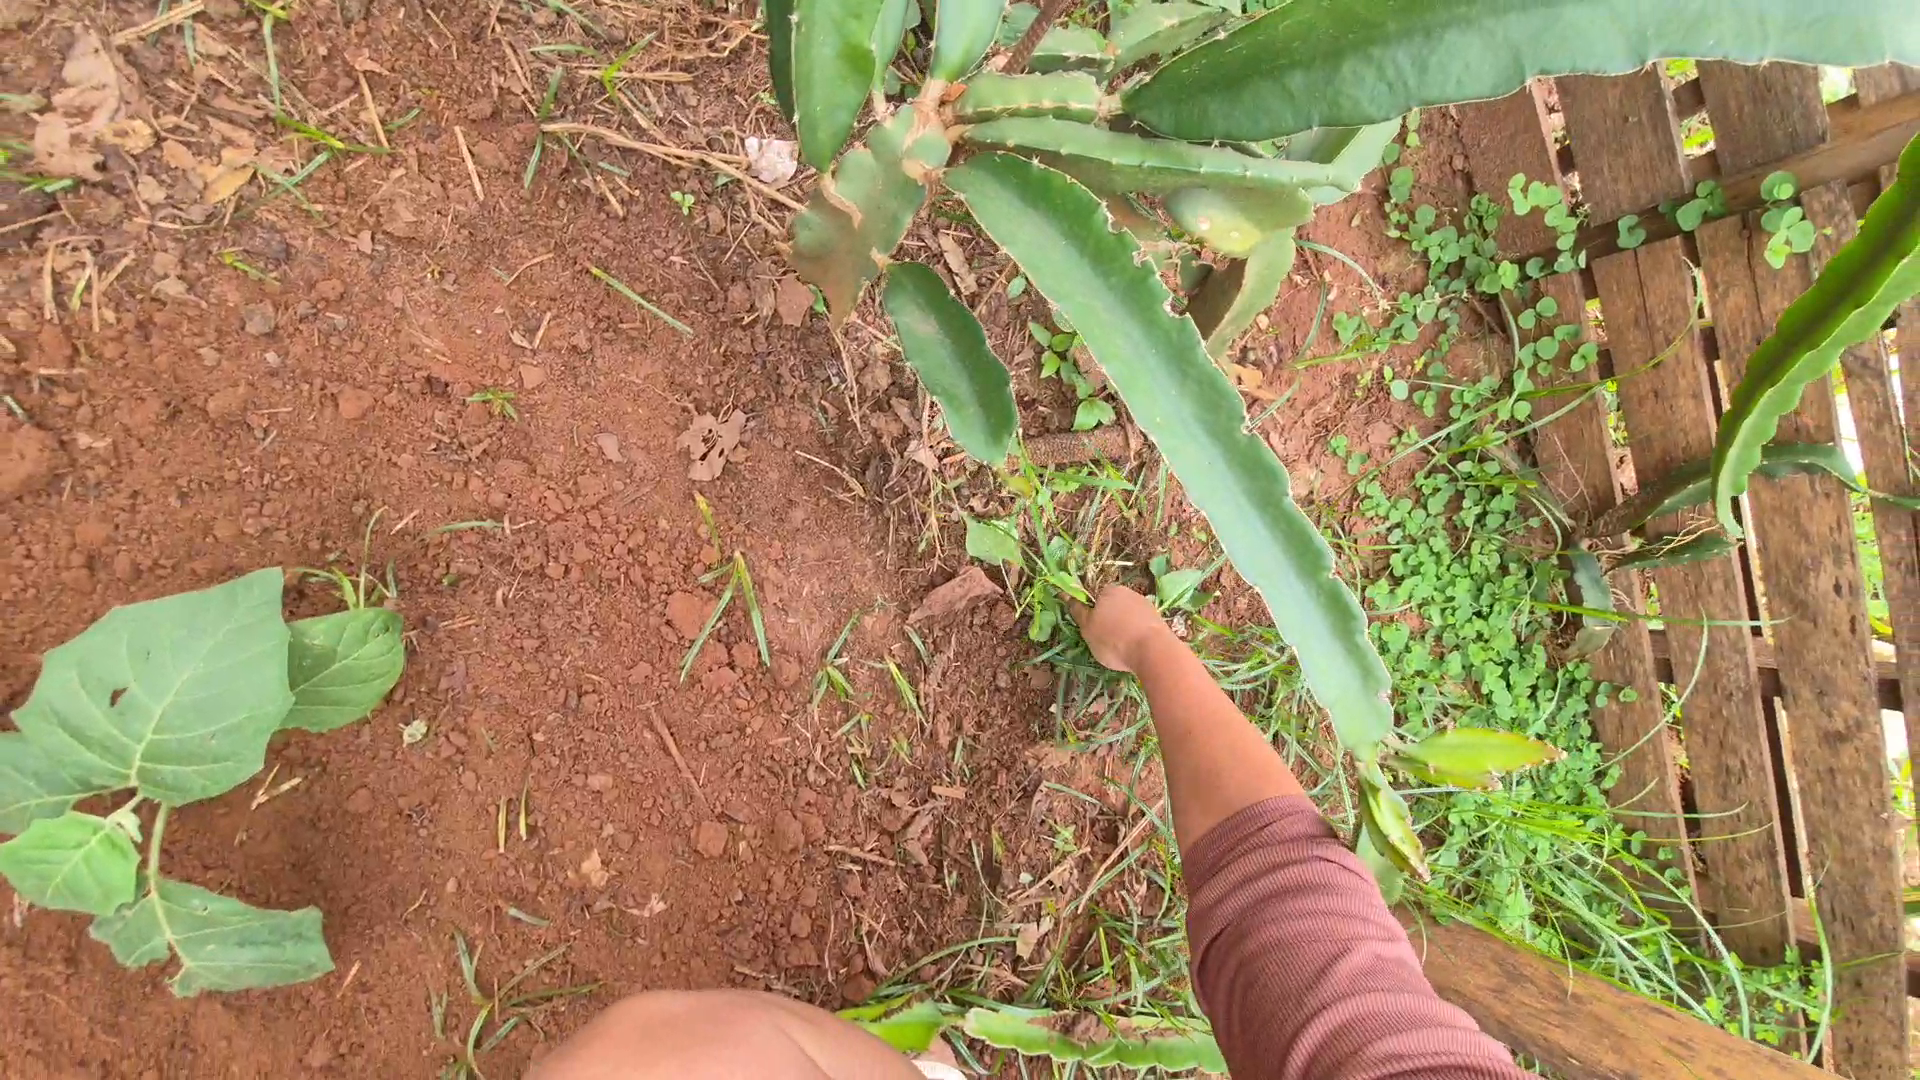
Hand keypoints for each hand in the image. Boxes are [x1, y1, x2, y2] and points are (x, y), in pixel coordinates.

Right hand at [1068, 585, 1170, 672]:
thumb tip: (1067, 595)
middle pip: (1112, 606)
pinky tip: (1134, 648)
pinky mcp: (1158, 619)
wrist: (1153, 651)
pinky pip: (1140, 626)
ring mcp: (1145, 605)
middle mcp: (1128, 592)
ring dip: (1123, 628)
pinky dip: (1135, 635)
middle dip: (1108, 620)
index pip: (1094, 596)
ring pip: (1127, 616)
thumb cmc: (1112, 639)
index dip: (1090, 612)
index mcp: (1109, 590)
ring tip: (1121, 648)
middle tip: (1103, 640)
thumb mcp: (1086, 627)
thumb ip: (1077, 610)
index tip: (1090, 629)